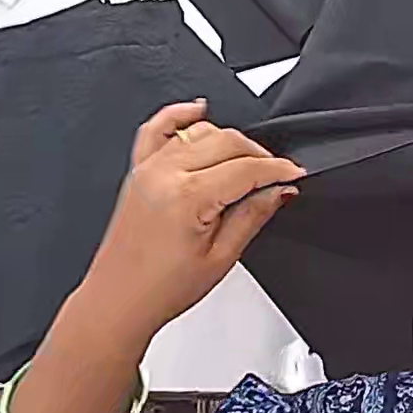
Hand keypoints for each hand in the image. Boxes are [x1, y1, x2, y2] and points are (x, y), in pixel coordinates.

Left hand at [83, 100, 305, 337]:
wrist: (118, 302)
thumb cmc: (161, 288)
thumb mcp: (222, 257)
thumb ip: (253, 214)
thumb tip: (279, 190)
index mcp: (187, 197)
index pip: (246, 169)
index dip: (278, 170)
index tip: (295, 173)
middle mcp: (165, 174)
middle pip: (227, 141)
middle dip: (260, 155)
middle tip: (277, 175)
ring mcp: (148, 168)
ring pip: (201, 131)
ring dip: (230, 140)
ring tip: (248, 162)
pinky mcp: (138, 170)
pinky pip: (156, 129)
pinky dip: (178, 115)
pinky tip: (197, 110)